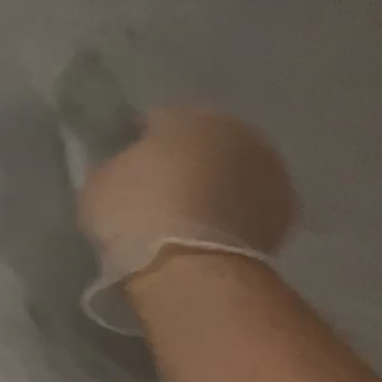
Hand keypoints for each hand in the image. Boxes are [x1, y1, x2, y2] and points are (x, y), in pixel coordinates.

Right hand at [80, 107, 297, 258]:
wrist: (189, 262)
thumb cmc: (133, 215)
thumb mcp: (97, 186)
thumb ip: (114, 165)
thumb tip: (124, 163)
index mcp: (188, 119)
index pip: (155, 119)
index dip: (134, 140)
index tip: (120, 162)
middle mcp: (238, 132)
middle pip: (202, 140)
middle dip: (181, 159)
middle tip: (154, 188)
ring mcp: (269, 168)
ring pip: (230, 168)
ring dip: (210, 182)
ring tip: (181, 213)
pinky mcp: (284, 204)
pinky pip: (248, 199)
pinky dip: (231, 208)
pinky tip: (205, 230)